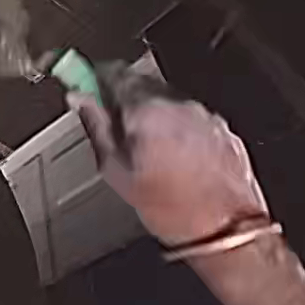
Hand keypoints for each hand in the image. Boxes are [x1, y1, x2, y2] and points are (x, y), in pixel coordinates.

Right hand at [70, 92, 267, 245]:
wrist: (225, 232)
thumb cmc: (171, 207)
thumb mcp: (115, 169)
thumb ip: (95, 125)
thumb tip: (79, 99)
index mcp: (146, 111)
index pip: (113, 73)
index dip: (94, 77)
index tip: (83, 83)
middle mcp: (177, 105)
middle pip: (140, 82)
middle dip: (122, 96)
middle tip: (112, 121)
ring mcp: (203, 115)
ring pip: (164, 98)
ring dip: (149, 110)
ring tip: (144, 145)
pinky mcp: (221, 129)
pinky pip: (188, 115)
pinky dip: (175, 124)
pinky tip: (170, 153)